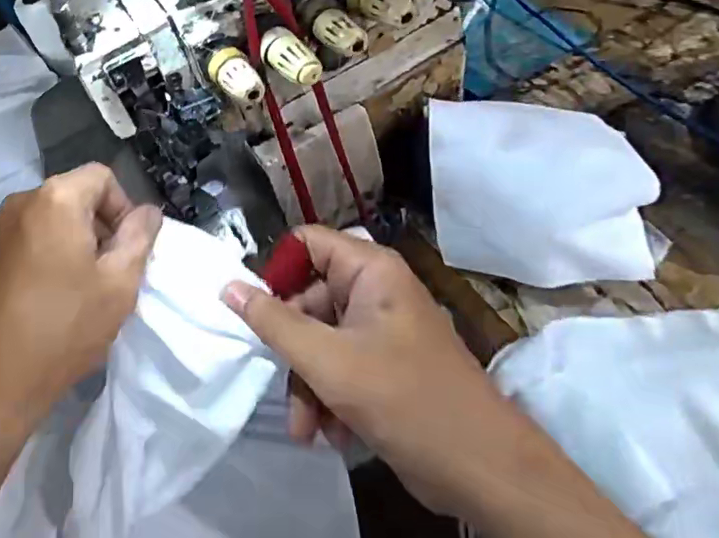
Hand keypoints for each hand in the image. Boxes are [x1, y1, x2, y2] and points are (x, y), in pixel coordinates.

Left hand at [0, 163, 162, 426]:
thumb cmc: (63, 328)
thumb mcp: (118, 285)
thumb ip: (139, 237)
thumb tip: (147, 211)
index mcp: (55, 198)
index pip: (101, 177)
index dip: (123, 207)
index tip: (125, 251)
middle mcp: (19, 201)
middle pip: (72, 195)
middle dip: (96, 226)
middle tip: (105, 274)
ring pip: (46, 218)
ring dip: (68, 241)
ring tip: (75, 290)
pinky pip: (22, 238)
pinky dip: (40, 254)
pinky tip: (43, 298)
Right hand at [222, 226, 640, 536]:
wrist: (490, 475)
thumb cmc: (407, 401)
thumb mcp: (328, 361)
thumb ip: (273, 322)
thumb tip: (228, 286)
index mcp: (370, 270)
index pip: (307, 243)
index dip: (277, 271)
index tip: (257, 310)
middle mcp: (377, 290)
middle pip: (309, 299)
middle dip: (292, 350)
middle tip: (282, 387)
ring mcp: (384, 330)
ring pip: (321, 339)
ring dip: (307, 383)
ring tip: (306, 428)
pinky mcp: (389, 366)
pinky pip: (342, 365)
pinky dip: (330, 396)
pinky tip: (331, 434)